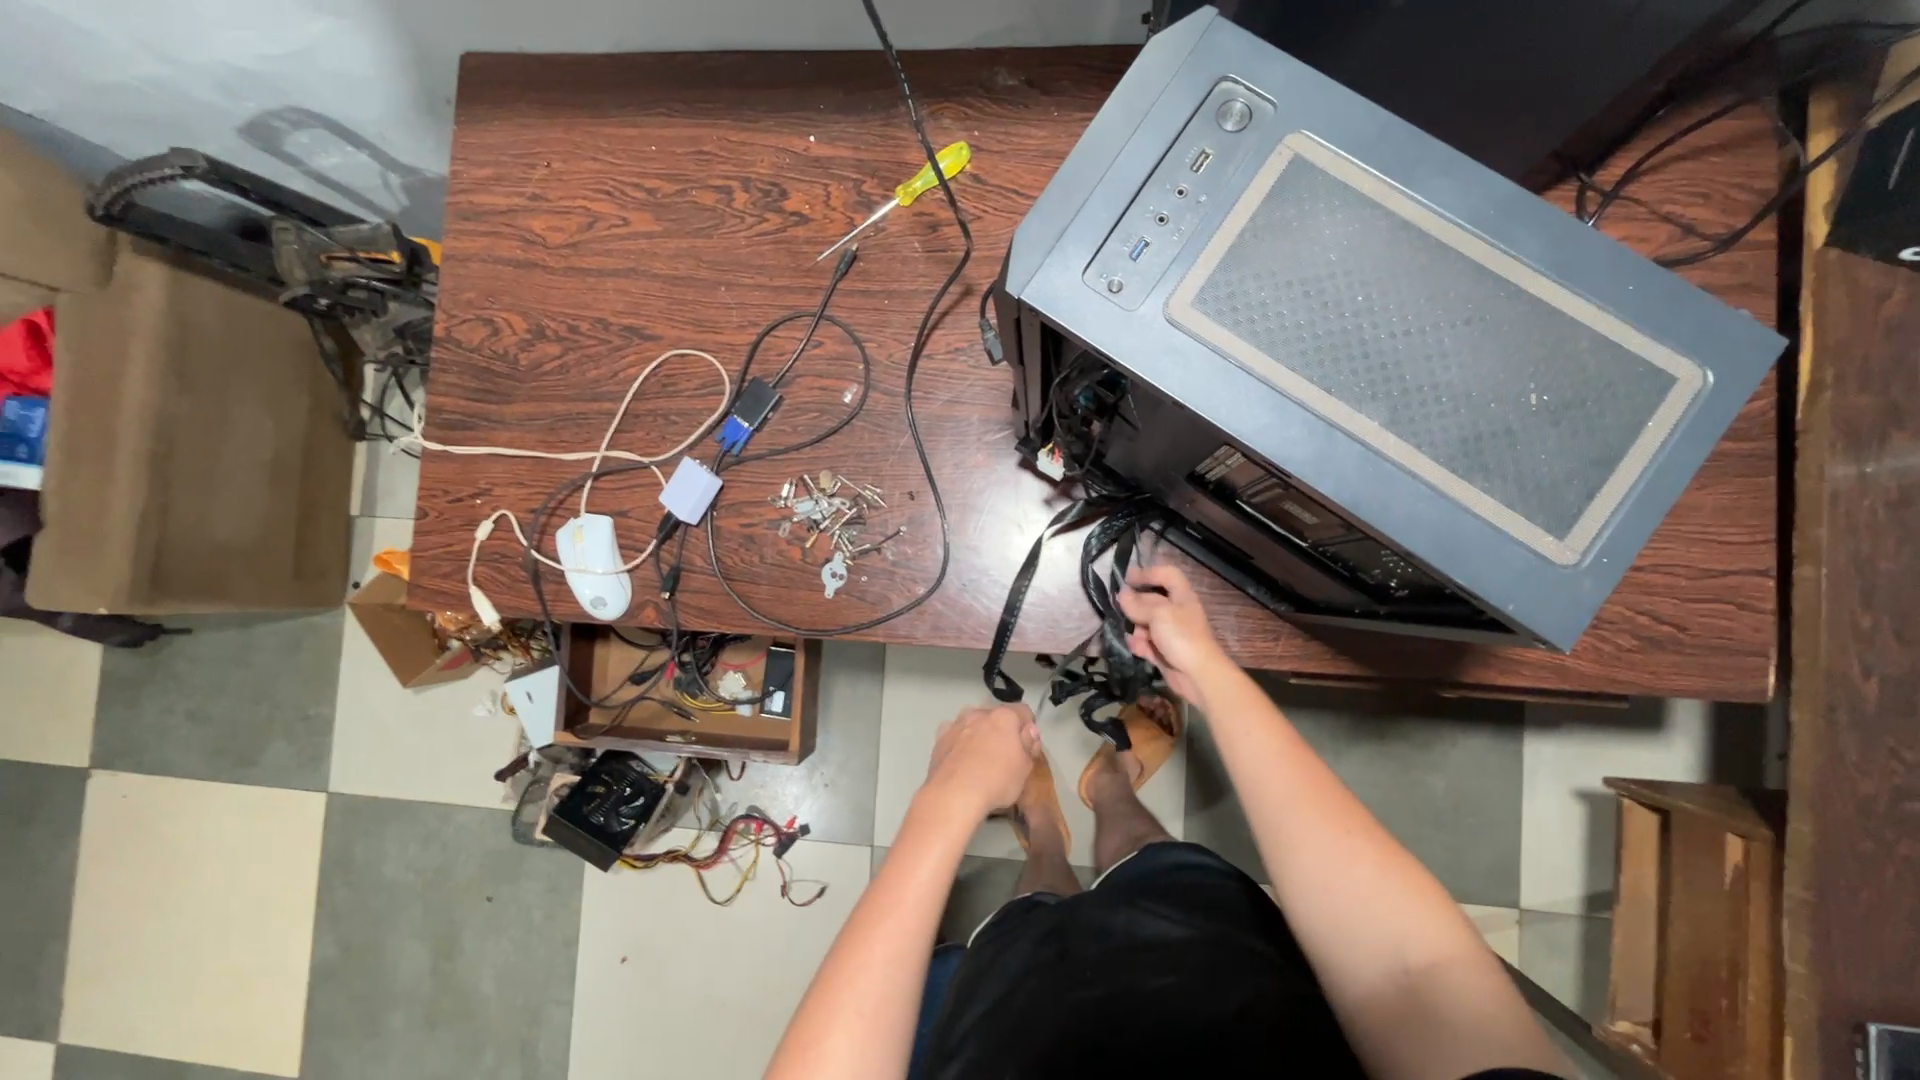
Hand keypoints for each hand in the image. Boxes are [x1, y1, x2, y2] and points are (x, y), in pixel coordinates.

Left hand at [922, 704, 1041, 818]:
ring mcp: (956, 724)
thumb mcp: (1025, 768)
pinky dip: (960, 741)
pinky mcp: (940, 738)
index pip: (1024, 712)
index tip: (1028, 748)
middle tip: (1006, 755)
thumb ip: (1029, 746)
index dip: (1029, 729)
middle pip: (997, 716)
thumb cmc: (996, 781)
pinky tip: (961, 758)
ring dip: (980, 733)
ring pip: (974, 722)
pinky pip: (955, 734)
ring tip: (981, 758)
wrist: (953, 794)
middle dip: (1003, 730)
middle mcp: (979, 713)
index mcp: (1004, 716)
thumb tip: (1029, 731)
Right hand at [1118, 563, 1226, 703]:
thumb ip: (1138, 604)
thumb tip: (1121, 594)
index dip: (1148, 573)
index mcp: (1181, 597)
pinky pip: (1146, 643)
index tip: (1127, 579)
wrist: (1197, 675)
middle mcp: (1176, 612)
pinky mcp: (1164, 651)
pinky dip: (1140, 645)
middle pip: (1151, 600)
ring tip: (1134, 635)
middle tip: (1119, 609)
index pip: (1167, 575)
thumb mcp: (1158, 614)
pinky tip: (1137, 649)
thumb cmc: (1181, 636)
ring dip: (1136, 629)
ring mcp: (1170, 632)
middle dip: (1135, 605)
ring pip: (1145, 623)